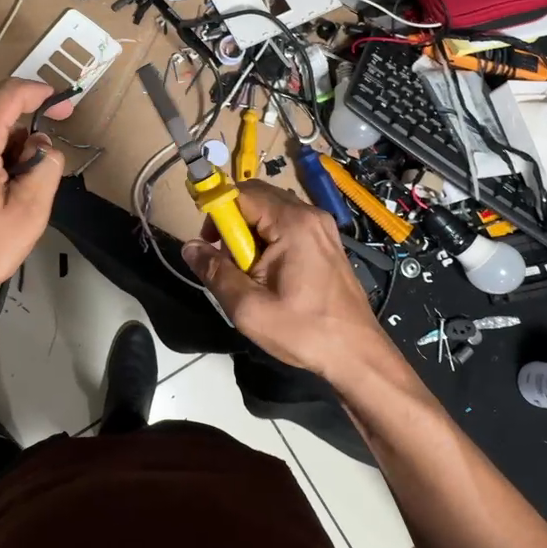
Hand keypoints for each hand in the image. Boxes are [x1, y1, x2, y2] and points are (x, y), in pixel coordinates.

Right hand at [182, 181, 394, 379]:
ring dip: (248, 231)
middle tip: (223, 258)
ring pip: (271, 211)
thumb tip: (189, 247)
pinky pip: (287, 225)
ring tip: (245, 269)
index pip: (242, 193)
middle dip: (231, 221)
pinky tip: (266, 272)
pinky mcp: (326, 243)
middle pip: (257, 196)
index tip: (208, 243)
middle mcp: (310, 215)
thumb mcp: (248, 307)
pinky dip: (268, 239)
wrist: (357, 355)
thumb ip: (215, 272)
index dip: (216, 211)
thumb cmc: (304, 331)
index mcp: (293, 224)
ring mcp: (322, 228)